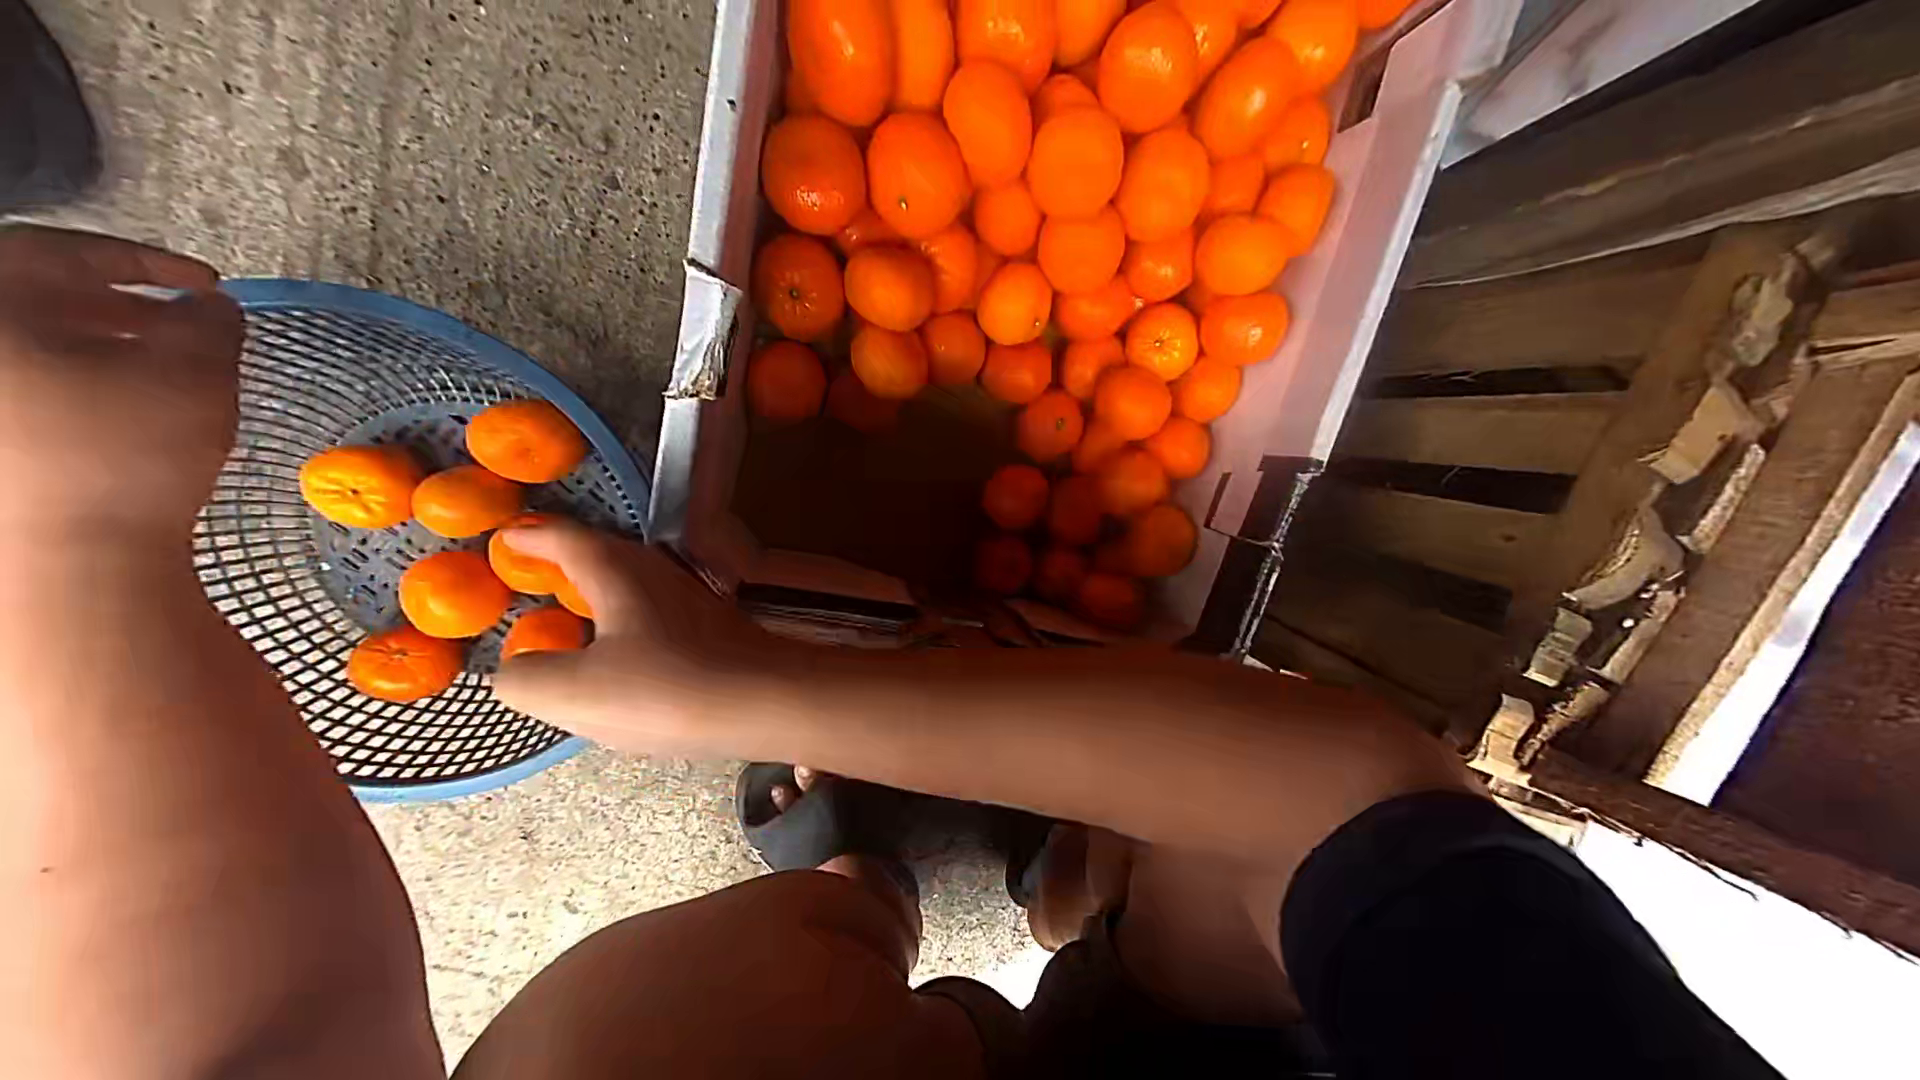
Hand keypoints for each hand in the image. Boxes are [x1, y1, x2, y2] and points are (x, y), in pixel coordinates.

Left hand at [0, 225, 242, 544]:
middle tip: (189, 323)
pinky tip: (128, 398)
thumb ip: (209, 326)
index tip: (211, 281)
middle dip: (120, 302)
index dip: (142, 258)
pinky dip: (80, 374)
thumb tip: (212, 305)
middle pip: (30, 293)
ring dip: (101, 339)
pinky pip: (29, 378)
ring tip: (167, 364)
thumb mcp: (195, 378)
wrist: (73, 549)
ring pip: (29, 339)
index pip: (56, 251)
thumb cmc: (130, 450)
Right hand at [491, 521, 784, 758]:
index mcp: (619, 573)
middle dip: (568, 561)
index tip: (507, 535)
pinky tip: (627, 654)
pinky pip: (657, 615)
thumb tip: (516, 669)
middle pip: (605, 556)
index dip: (533, 536)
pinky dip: (630, 623)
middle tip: (535, 573)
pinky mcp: (714, 629)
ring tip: (573, 616)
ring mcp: (692, 600)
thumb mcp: (572, 693)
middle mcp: (659, 575)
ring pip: (635, 585)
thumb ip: (525, 678)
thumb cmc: (666, 691)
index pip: (567, 539)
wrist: (765, 702)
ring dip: (601, 593)